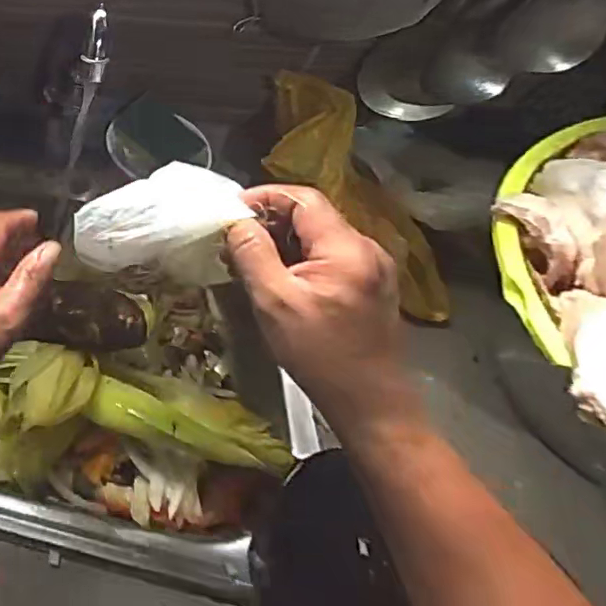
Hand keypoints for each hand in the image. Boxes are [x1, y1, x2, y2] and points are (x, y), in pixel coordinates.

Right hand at [224, 185, 421, 437]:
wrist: (373, 408)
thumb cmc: (321, 356)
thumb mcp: (274, 302)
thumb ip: (252, 253)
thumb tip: (235, 220)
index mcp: (347, 249)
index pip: (303, 198)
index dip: (264, 197)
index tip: (232, 213)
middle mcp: (366, 249)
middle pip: (311, 213)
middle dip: (269, 219)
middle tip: (235, 237)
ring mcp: (372, 267)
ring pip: (318, 233)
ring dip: (282, 238)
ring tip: (249, 257)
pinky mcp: (369, 284)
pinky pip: (328, 254)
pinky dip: (298, 255)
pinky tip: (276, 275)